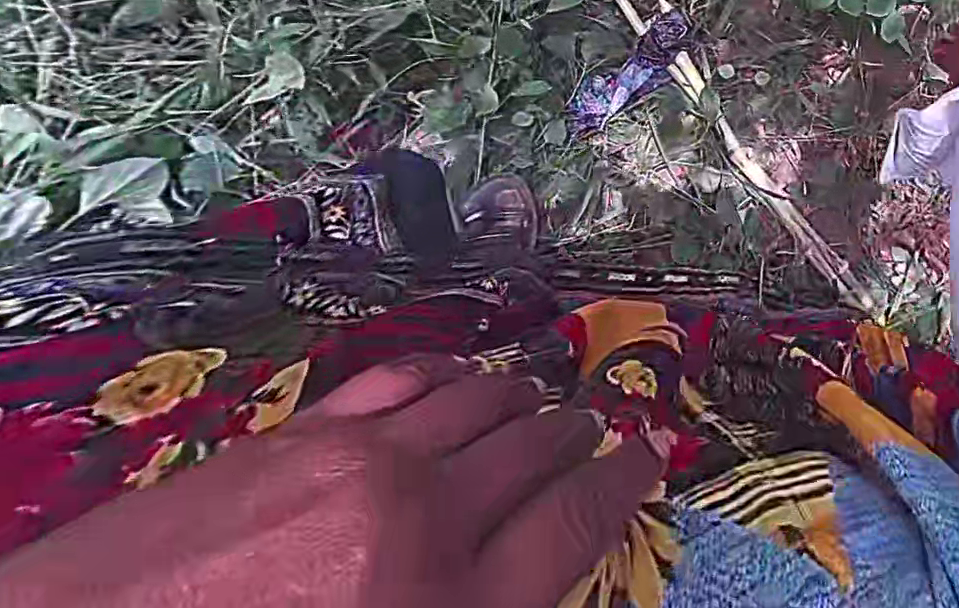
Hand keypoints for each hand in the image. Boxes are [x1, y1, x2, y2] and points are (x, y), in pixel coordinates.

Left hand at [0, 356, 661, 607]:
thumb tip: (515, 585)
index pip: (573, 526)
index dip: (623, 484)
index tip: (649, 454)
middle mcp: (422, 520)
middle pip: (533, 450)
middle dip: (574, 435)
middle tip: (591, 426)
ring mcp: (363, 462)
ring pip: (481, 402)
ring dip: (522, 395)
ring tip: (541, 395)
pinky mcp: (309, 430)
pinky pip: (411, 380)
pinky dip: (454, 373)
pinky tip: (466, 373)